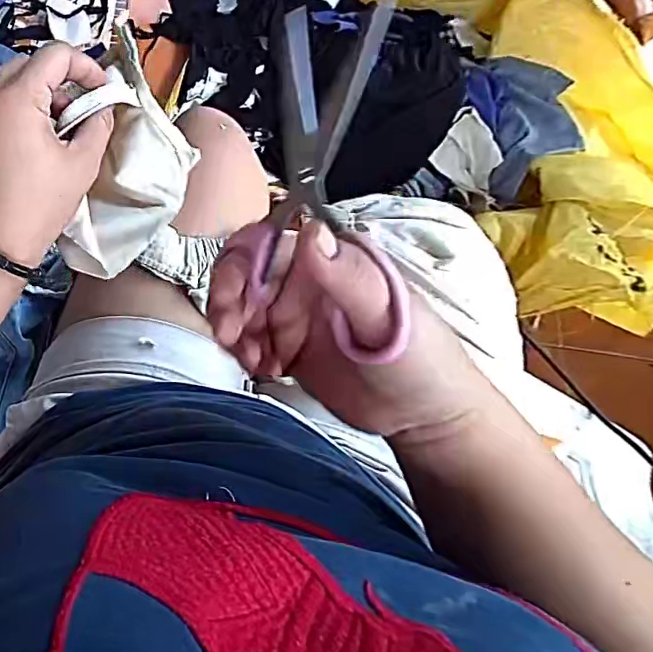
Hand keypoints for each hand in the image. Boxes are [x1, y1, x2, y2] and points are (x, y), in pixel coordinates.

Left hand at [0, 43, 114, 261]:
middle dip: (61, 79)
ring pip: (10, 86)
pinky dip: (20, 113)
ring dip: (40, 96)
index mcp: (16, 99)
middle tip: (81, 109)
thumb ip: (97, 124)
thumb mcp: (82, 164)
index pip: (54, 55)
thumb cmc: (38, 205)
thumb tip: (102, 107)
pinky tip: (36, 145)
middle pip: (28, 65)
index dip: (86, 65)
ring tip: (61, 131)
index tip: (101, 89)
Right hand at [207, 219, 498, 437]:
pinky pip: (248, 339)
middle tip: (229, 332)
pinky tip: (264, 368)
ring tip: (253, 358)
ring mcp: (296, 312)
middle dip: (227, 300)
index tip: (236, 296)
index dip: (242, 262)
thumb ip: (348, 275)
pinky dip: (243, 352)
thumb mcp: (387, 316)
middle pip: (244, 273)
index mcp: (331, 259)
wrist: (425, 418)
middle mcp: (308, 279)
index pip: (268, 240)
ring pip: (241, 308)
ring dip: (234, 330)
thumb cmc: (421, 361)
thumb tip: (312, 233)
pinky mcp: (288, 345)